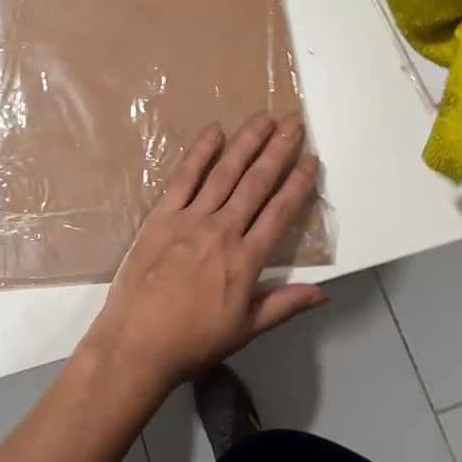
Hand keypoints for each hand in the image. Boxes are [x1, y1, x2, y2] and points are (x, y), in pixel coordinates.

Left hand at [79, 114, 327, 394]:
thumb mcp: (246, 329)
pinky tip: (214, 132)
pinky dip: (200, 153)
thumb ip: (284, 305)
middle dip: (277, 151)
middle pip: (256, 184)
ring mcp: (190, 219)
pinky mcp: (162, 215)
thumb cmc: (193, 341)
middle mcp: (222, 231)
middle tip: (294, 123)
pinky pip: (184, 178)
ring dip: (246, 144)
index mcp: (245, 260)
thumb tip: (323, 292)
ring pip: (224, 173)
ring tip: (263, 119)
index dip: (297, 184)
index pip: (279, 213)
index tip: (311, 160)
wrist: (138, 342)